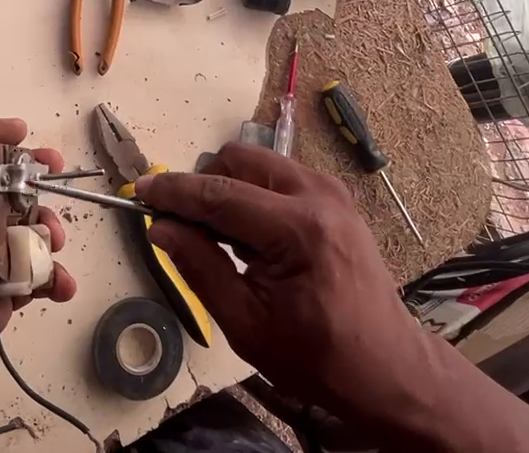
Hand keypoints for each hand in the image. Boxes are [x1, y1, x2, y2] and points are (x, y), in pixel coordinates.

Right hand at [136, 142, 439, 436]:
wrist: (388, 367)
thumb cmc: (318, 357)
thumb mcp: (247, 324)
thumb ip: (199, 267)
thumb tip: (160, 227)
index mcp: (298, 230)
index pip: (220, 194)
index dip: (174, 191)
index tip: (140, 192)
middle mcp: (317, 195)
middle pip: (238, 160)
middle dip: (203, 185)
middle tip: (185, 227)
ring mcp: (330, 191)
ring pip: (257, 162)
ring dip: (227, 188)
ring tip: (221, 240)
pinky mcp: (334, 196)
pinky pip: (277, 175)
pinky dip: (252, 194)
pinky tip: (251, 238)